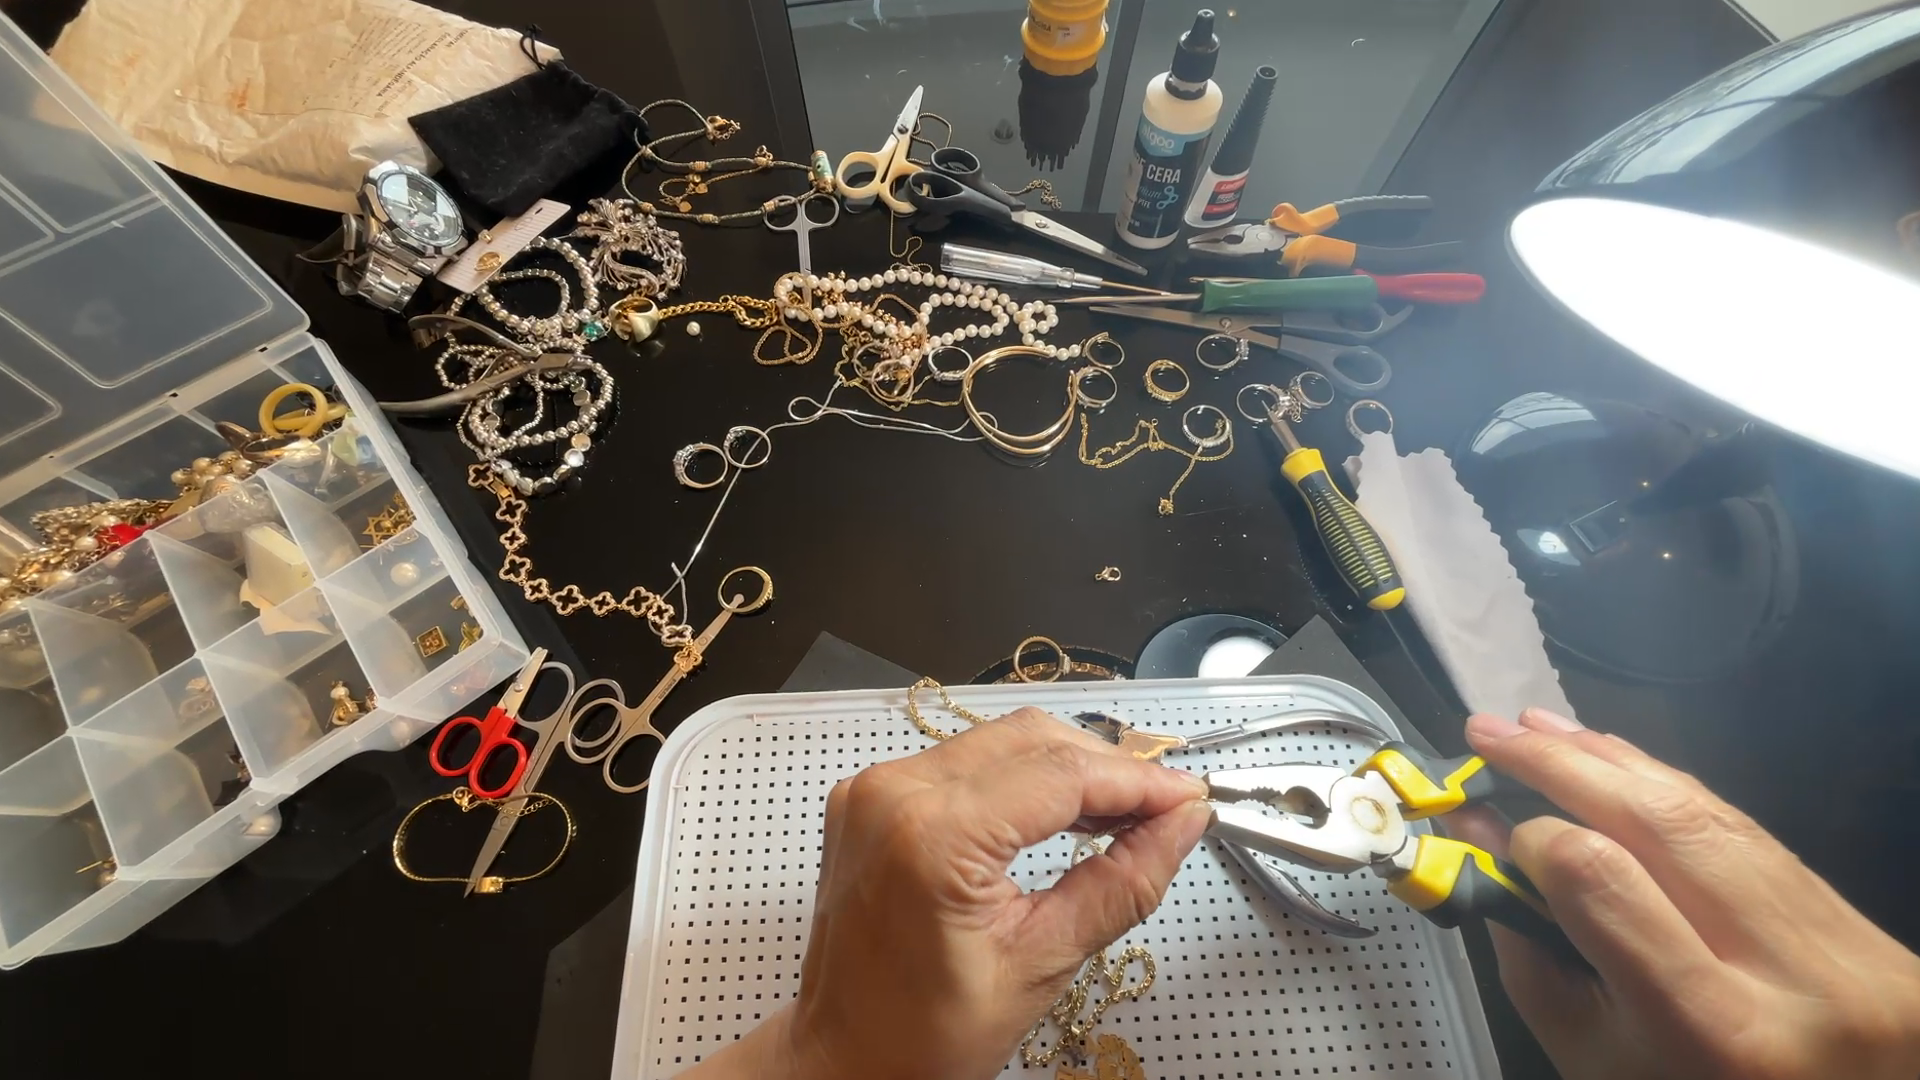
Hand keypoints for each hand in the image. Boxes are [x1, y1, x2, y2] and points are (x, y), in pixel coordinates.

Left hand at [685, 707, 1211, 1079]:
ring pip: (1000, 739)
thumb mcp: (1041, 965)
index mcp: (934, 836)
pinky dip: (1020, 775)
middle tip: (1161, 804)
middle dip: (1106, 765)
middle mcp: (897, 789)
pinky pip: (966, 758)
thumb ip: (1122, 883)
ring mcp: (878, 784)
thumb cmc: (925, 1036)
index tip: (1186, 795)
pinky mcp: (874, 788)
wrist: (839, 1055)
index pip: (1060, 775)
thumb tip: (1179, 824)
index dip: (1135, 780)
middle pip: (1031, 738)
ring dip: (1066, 765)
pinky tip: (1056, 807)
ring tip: (1119, 810)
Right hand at [1458, 708, 1919, 1079]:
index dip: (1528, 839)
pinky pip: (1743, 829)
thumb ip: (1521, 933)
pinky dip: (1661, 783)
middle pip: (1658, 822)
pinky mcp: (1867, 928)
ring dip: (1605, 756)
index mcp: (1712, 1024)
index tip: (1491, 836)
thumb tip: (1477, 826)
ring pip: (1706, 812)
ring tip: (1534, 726)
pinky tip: (1608, 756)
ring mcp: (1851, 948)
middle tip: (1486, 730)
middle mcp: (1796, 976)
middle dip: (1556, 762)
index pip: (1597, 874)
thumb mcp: (1580, 1043)